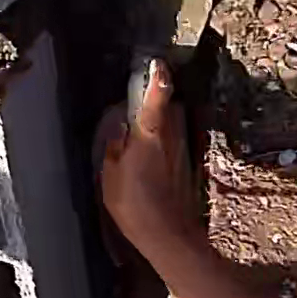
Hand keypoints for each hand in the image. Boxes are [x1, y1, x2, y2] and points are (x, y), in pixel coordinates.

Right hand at [100, 60, 202, 263]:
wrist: (167, 234)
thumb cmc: (133, 204)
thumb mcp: (110, 175)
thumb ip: (115, 146)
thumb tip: (120, 127)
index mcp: (150, 134)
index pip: (158, 96)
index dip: (157, 78)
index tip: (156, 64)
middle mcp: (172, 136)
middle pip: (170, 106)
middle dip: (158, 99)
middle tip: (139, 101)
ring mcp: (182, 150)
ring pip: (175, 123)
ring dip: (162, 120)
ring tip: (142, 130)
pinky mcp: (187, 165)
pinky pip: (175, 141)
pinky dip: (164, 140)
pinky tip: (150, 155)